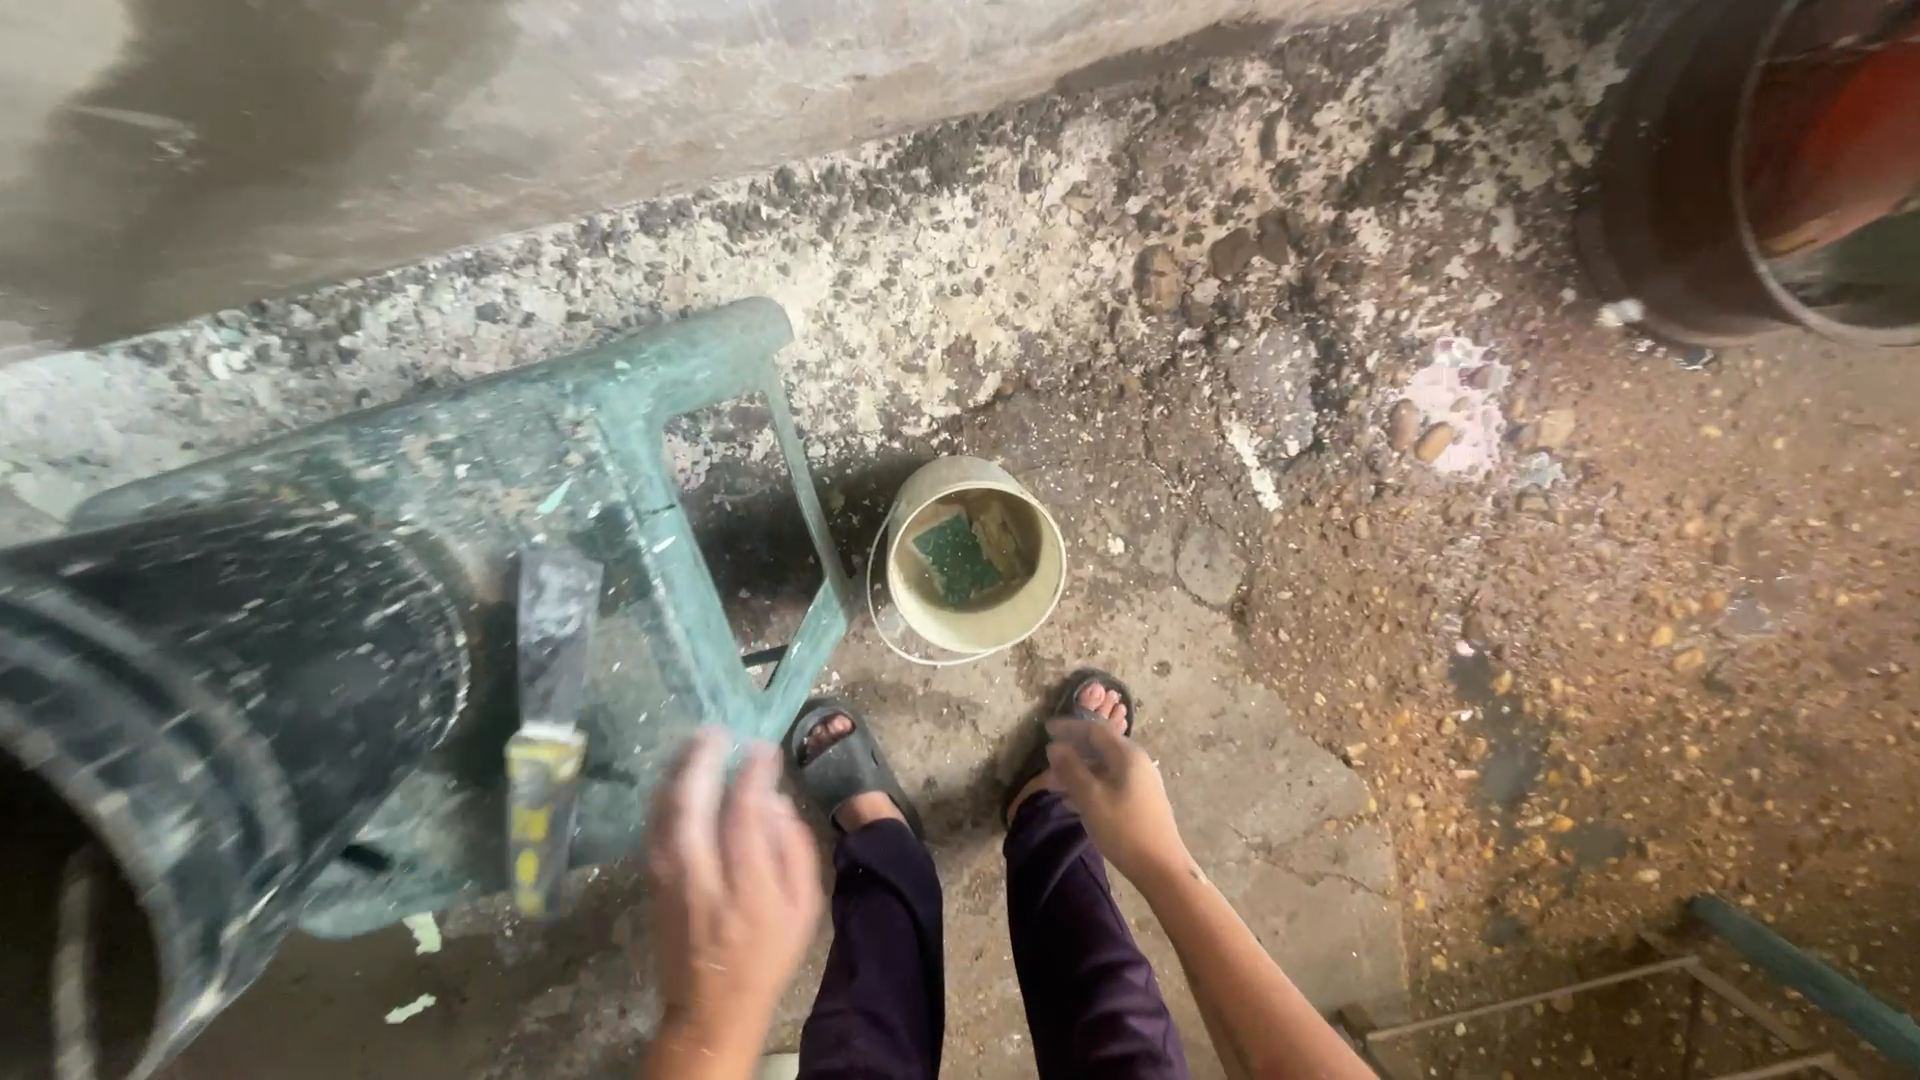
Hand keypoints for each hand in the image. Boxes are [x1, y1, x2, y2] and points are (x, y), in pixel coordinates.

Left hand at [645, 729, 821, 1052]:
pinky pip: (654, 830)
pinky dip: (663, 797)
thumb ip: (794, 851)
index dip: (752, 775)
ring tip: (693, 742)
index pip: (744, 815)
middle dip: (702, 762)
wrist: (711, 1009)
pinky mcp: (653, 885)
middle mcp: (703, 878)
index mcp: (748, 886)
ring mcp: (670, 881)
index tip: (762, 746)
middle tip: (716, 730)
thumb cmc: (768, 954)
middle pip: (693, 809)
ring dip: (677, 773)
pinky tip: (674, 777)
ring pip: (665, 816)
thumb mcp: (804, 908)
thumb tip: (776, 802)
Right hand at [1045, 717, 1190, 882]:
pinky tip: (1071, 803)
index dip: (1068, 726)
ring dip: (1077, 772)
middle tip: (1047, 764)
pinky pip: (1109, 783)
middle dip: (1071, 753)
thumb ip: (1071, 768)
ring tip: (1052, 786)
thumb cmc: (1124, 829)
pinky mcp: (1139, 800)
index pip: (1094, 729)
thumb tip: (1054, 747)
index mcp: (1127, 755)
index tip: (1045, 730)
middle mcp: (1136, 762)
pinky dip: (1088, 786)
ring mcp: (1140, 782)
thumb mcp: (1091, 797)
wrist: (1162, 868)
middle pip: (1099, 747)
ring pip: (1102, 768)